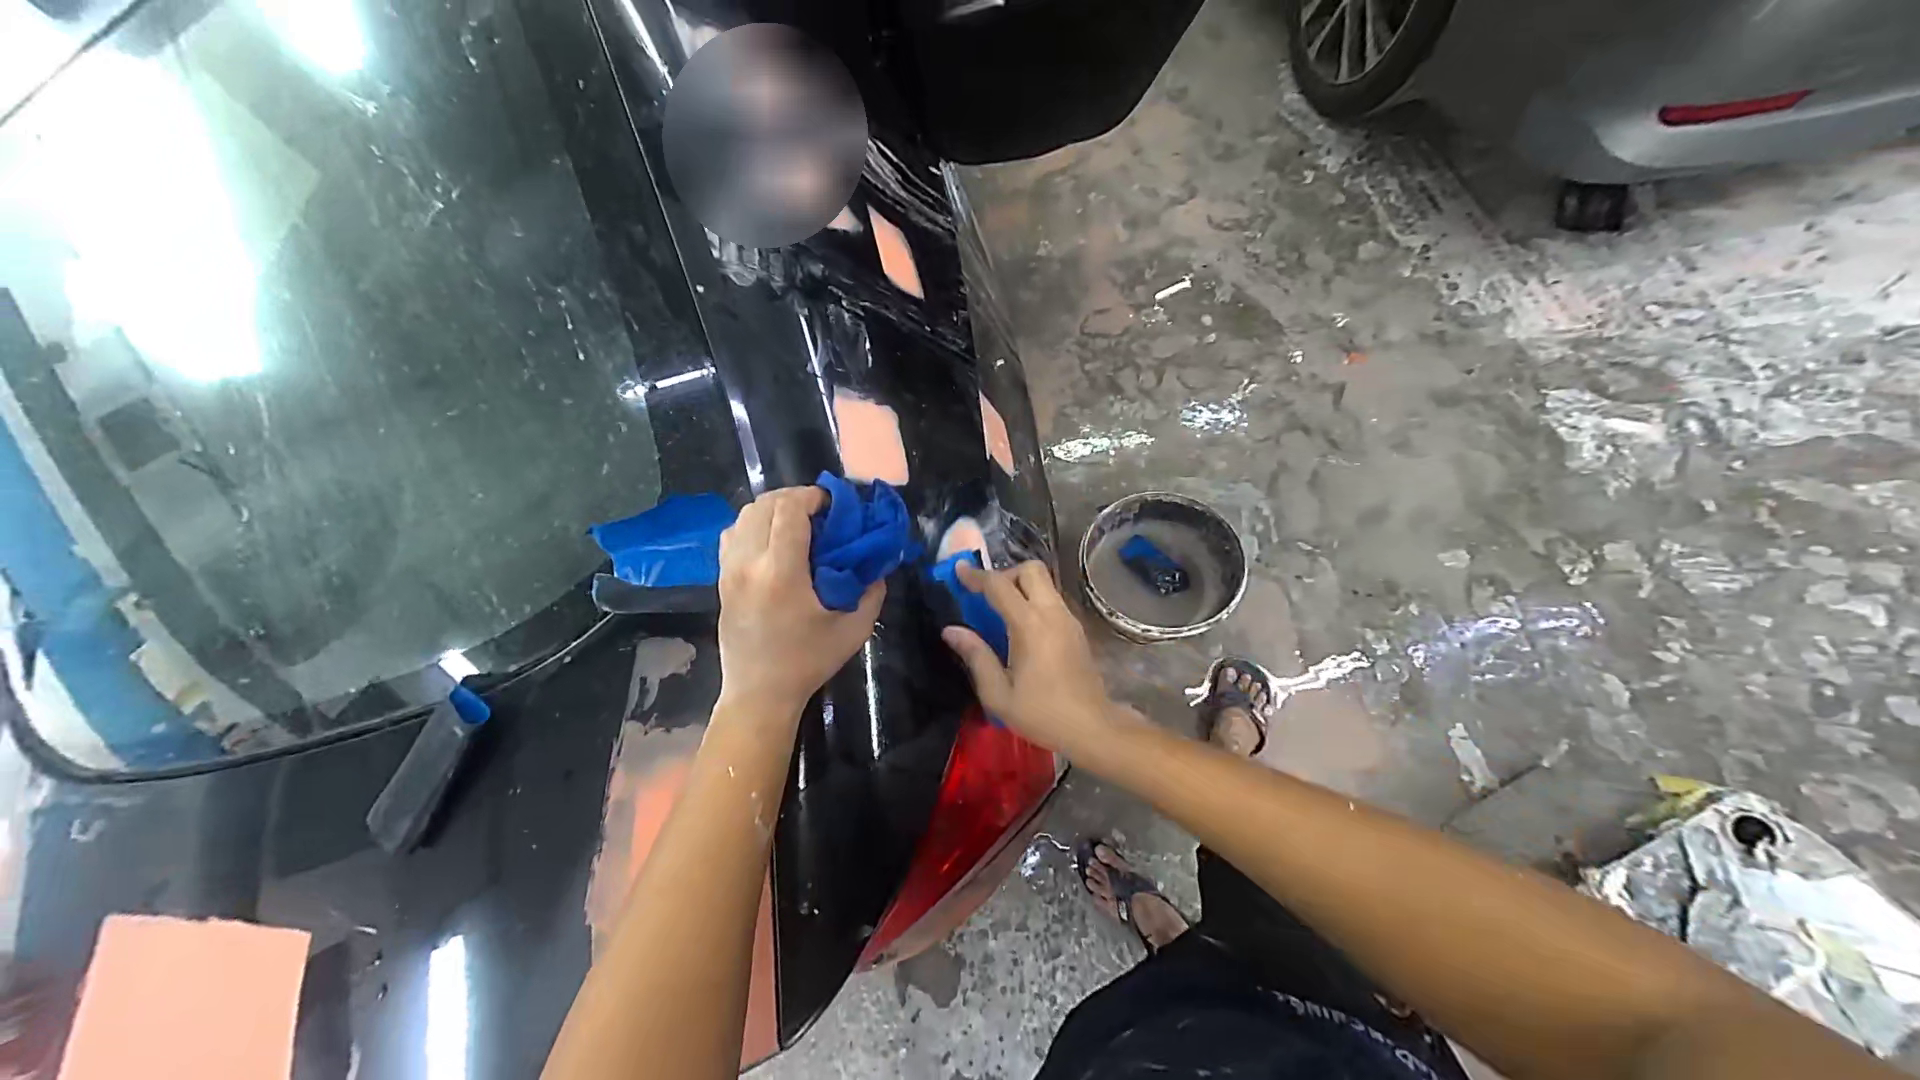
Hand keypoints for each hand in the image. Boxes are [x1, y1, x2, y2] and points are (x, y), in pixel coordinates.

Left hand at [717, 486, 883, 717]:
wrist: (759, 693)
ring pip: (744, 515)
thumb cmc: (807, 662)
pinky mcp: (721, 579)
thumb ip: (872, 592)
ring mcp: (729, 570)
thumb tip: (879, 565)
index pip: (789, 511)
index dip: (812, 496)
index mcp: (781, 572)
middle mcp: (749, 563)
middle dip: (794, 497)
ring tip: (797, 520)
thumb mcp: (853, 630)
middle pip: (764, 505)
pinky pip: (732, 534)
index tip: (833, 503)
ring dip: (772, 508)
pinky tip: (772, 539)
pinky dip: (753, 524)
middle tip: (819, 509)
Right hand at [940, 560, 1124, 755]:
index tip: (958, 570)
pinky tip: (1022, 628)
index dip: (976, 575)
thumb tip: (951, 631)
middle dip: (1005, 574)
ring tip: (1001, 612)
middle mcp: (1052, 613)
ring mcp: (1069, 619)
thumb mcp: (998, 693)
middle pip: (1031, 570)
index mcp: (1030, 625)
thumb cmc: (1042, 714)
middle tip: (986, 595)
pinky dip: (1034, 600)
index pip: (999, 586)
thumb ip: (976, 656)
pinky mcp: (1077, 630)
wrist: (1092, 728)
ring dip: (1021, 586)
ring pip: (1045, 583)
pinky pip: (1052, 600)